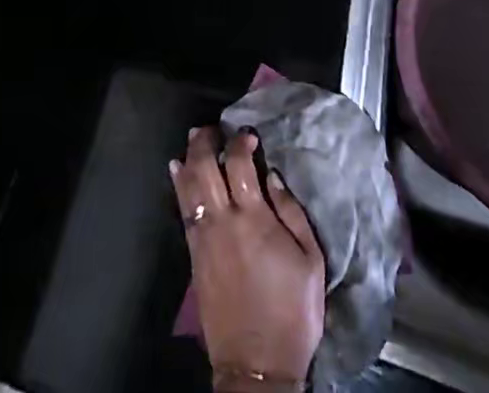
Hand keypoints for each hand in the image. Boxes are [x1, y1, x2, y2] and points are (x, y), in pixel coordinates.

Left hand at [171, 127, 323, 389]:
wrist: (256, 362)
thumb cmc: (292, 311)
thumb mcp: (311, 261)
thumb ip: (292, 213)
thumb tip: (273, 176)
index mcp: (253, 217)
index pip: (239, 164)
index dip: (241, 141)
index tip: (248, 133)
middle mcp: (222, 219)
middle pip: (205, 167)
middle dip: (206, 141)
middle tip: (214, 127)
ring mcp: (203, 235)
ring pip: (188, 185)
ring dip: (189, 157)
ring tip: (194, 139)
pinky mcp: (193, 253)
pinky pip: (183, 208)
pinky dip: (179, 185)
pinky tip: (177, 171)